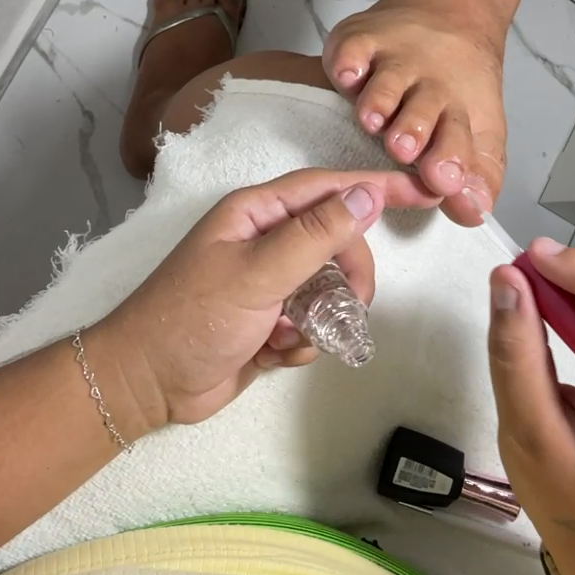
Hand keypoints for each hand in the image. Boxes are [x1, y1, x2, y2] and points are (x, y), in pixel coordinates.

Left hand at [95, 168, 440, 431]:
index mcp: (258, 213)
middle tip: (350, 306)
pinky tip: (274, 353)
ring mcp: (270, 282)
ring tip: (290, 337)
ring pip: (329, 288)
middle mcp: (267, 241)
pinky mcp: (271, 320)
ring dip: (322, 317)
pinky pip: (313, 322)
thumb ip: (316, 235)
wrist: (147, 385)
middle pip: (338, 243)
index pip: (330, 189)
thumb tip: (368, 196)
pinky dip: (303, 341)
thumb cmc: (193, 319)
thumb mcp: (257, 273)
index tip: (427, 192)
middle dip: (349, 277)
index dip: (378, 189)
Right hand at [323, 0, 511, 227]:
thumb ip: (476, 178)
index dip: (452, 161)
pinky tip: (347, 75)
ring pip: (388, 83)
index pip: (459, 140)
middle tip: (403, 148)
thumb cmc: (456, 88)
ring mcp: (395, 63)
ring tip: (373, 120)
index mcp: (458, 116)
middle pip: (423, 111)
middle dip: (413, 129)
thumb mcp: (479, 133)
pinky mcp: (362, 41)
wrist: (450, 11)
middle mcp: (428, 88)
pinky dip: (347, 61)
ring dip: (380, 101)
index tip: (445, 181)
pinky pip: (352, 48)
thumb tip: (473, 212)